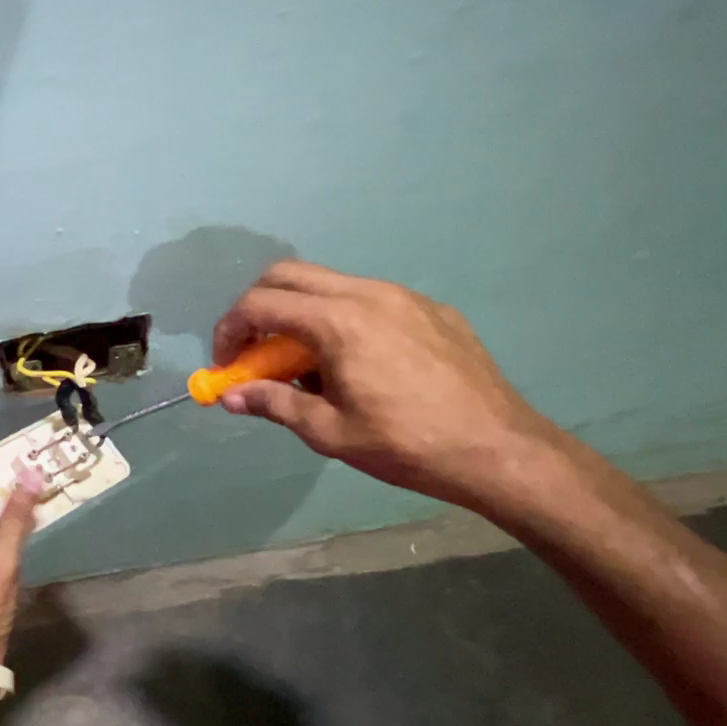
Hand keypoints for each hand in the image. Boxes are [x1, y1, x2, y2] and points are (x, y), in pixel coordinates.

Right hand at [213, 261, 561, 512]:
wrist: (500, 449)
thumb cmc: (406, 444)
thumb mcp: (328, 432)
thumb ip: (273, 402)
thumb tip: (228, 395)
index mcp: (338, 321)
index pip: (260, 304)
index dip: (229, 331)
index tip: (226, 365)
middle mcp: (367, 293)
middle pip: (288, 275)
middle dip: (257, 308)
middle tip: (254, 351)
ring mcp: (404, 296)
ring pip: (330, 285)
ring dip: (301, 315)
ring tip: (308, 367)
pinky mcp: (431, 308)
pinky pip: (369, 299)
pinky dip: (342, 320)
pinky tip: (359, 365)